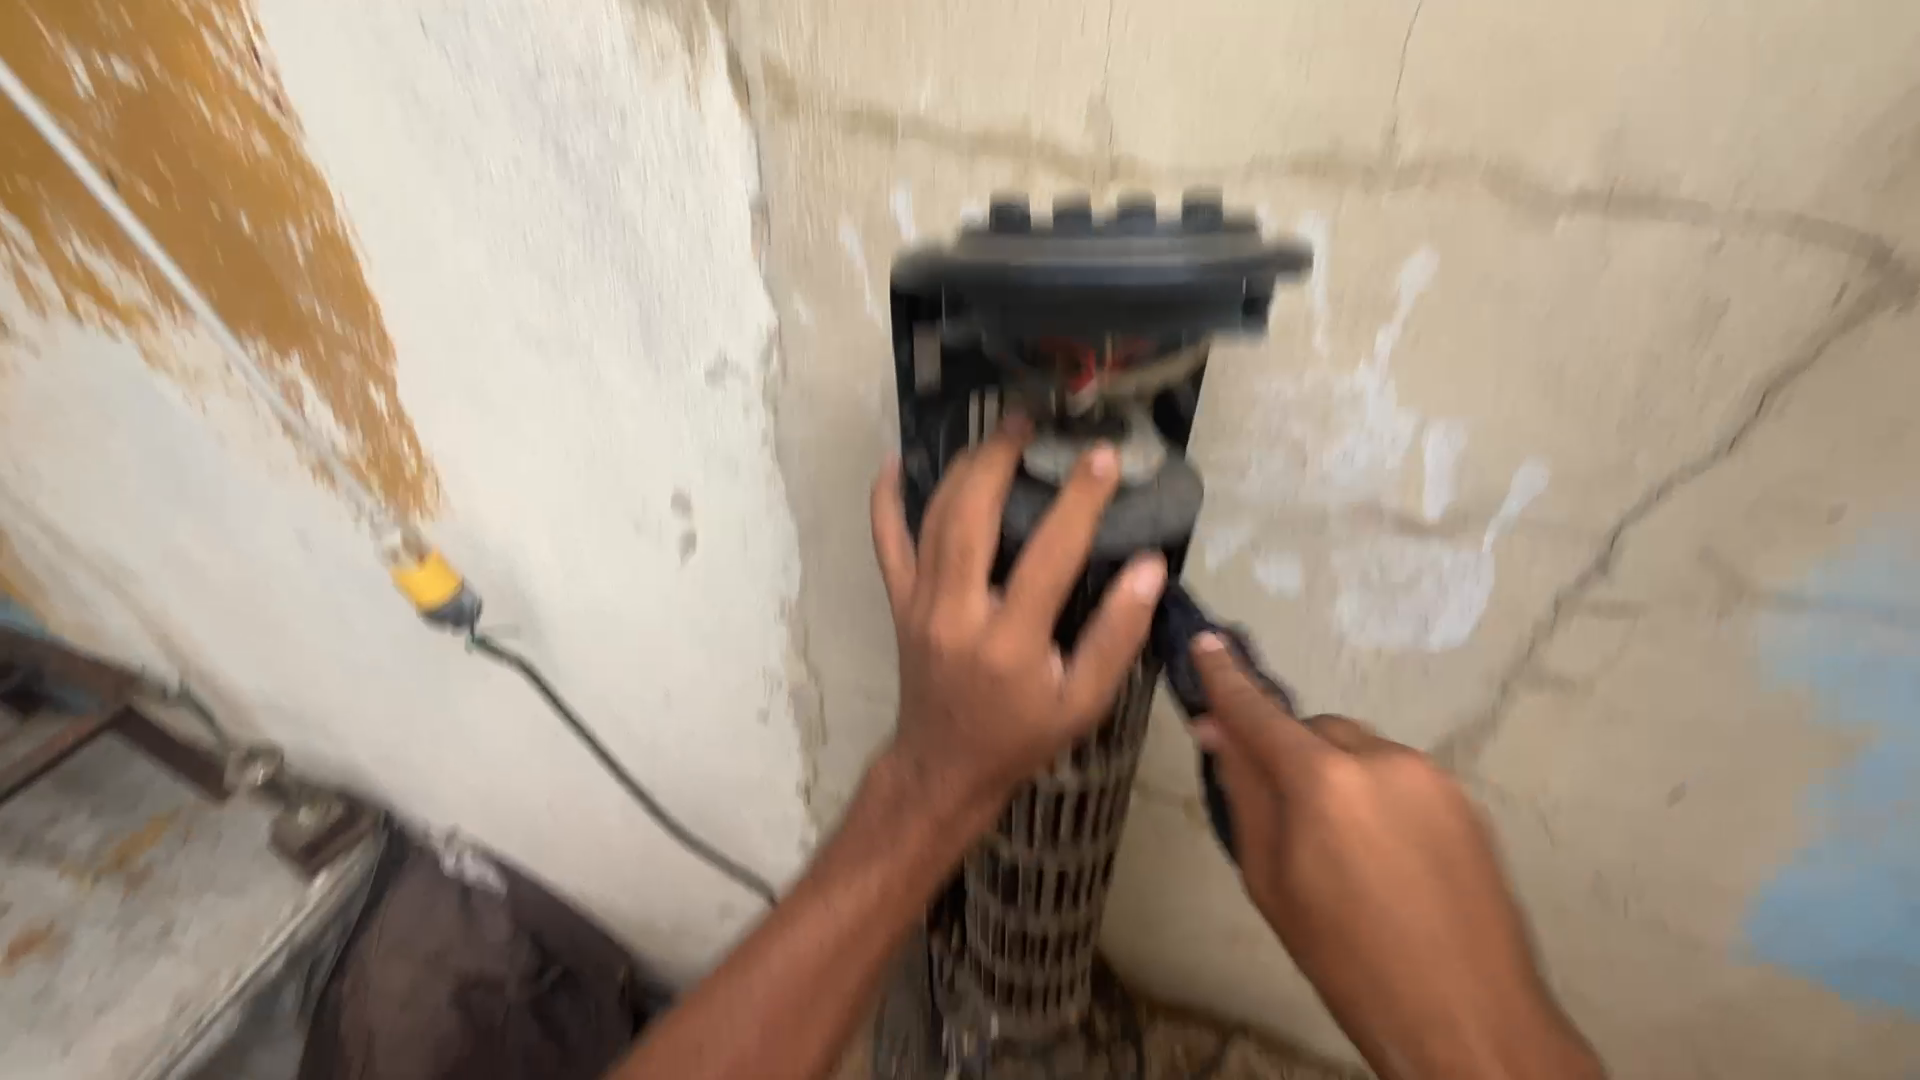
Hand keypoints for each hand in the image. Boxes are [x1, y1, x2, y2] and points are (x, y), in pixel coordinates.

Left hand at [868, 417, 1167, 825]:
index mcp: (1010, 642)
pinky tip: (896, 463)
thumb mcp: (1084, 703)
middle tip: (1029, 421)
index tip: (1101, 455)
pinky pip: (885, 543)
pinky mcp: (898, 603)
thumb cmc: (1021, 735)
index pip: (1049, 554)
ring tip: (994, 434)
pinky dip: (886, 500)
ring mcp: (919, 604)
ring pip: (932, 519)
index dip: (1078, 500)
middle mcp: (956, 613)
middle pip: (972, 517)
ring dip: (962, 468)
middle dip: (1000, 459)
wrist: (944, 765)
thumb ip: (1116, 635)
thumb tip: (1148, 567)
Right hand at [1190, 635, 1602, 1079]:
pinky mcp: (1465, 801)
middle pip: (1312, 729)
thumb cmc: (1346, 958)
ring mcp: (1431, 776)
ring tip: (1341, 845)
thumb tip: (1217, 731)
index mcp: (1323, 781)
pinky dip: (1373, 793)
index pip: (1258, 711)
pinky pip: (1396, 774)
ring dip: (1333, 773)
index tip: (1206, 640)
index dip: (1226, 676)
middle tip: (1282, 810)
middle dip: (1288, 751)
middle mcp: (1381, 759)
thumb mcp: (1269, 878)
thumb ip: (1243, 792)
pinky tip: (1382, 853)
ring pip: (1356, 749)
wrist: (1471, 1023)